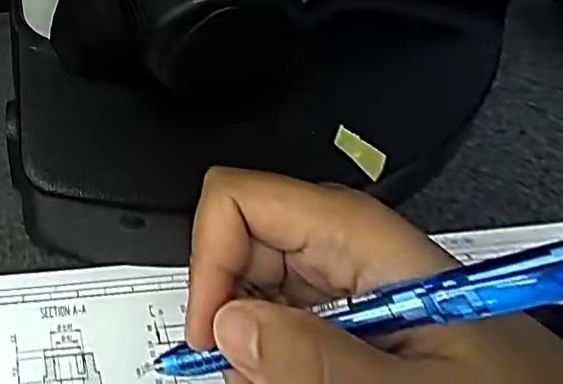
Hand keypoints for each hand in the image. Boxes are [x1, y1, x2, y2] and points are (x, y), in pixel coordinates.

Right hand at [185, 168, 562, 383]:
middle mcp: (339, 240)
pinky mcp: (348, 309)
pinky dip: (275, 358)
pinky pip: (282, 317)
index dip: (210, 258)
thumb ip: (320, 361)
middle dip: (227, 310)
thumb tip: (229, 328)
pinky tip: (298, 383)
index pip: (236, 197)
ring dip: (251, 344)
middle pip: (237, 241)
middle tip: (243, 378)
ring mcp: (341, 274)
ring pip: (253, 284)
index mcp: (351, 231)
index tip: (212, 334)